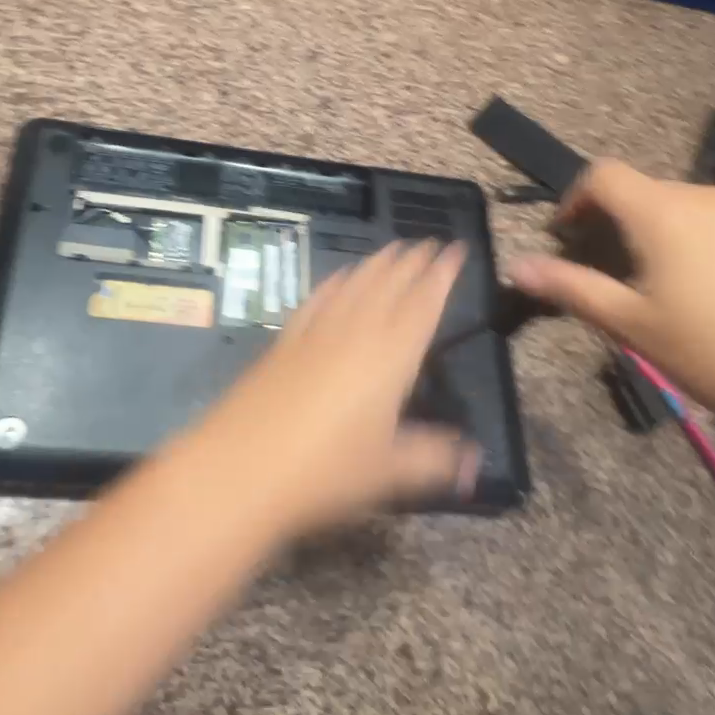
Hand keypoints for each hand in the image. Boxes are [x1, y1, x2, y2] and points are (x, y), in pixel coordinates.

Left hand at [180, 241, 479, 537]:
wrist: (240, 466)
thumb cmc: (326, 470)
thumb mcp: (389, 471)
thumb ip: (434, 459)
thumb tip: (474, 463)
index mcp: (391, 356)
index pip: (423, 303)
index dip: (442, 274)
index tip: (457, 248)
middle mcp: (356, 332)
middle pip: (389, 285)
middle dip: (411, 261)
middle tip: (429, 242)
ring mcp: (316, 333)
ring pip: (354, 286)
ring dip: (376, 264)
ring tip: (393, 249)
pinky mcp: (285, 342)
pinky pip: (317, 300)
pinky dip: (333, 283)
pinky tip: (338, 276)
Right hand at [506, 161, 714, 429]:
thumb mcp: (635, 326)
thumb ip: (572, 289)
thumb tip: (514, 265)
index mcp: (663, 211)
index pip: (602, 174)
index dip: (573, 199)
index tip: (567, 239)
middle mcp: (708, 196)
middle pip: (644, 193)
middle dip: (615, 225)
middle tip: (611, 279)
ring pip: (687, 211)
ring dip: (659, 238)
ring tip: (666, 295)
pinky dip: (702, 248)